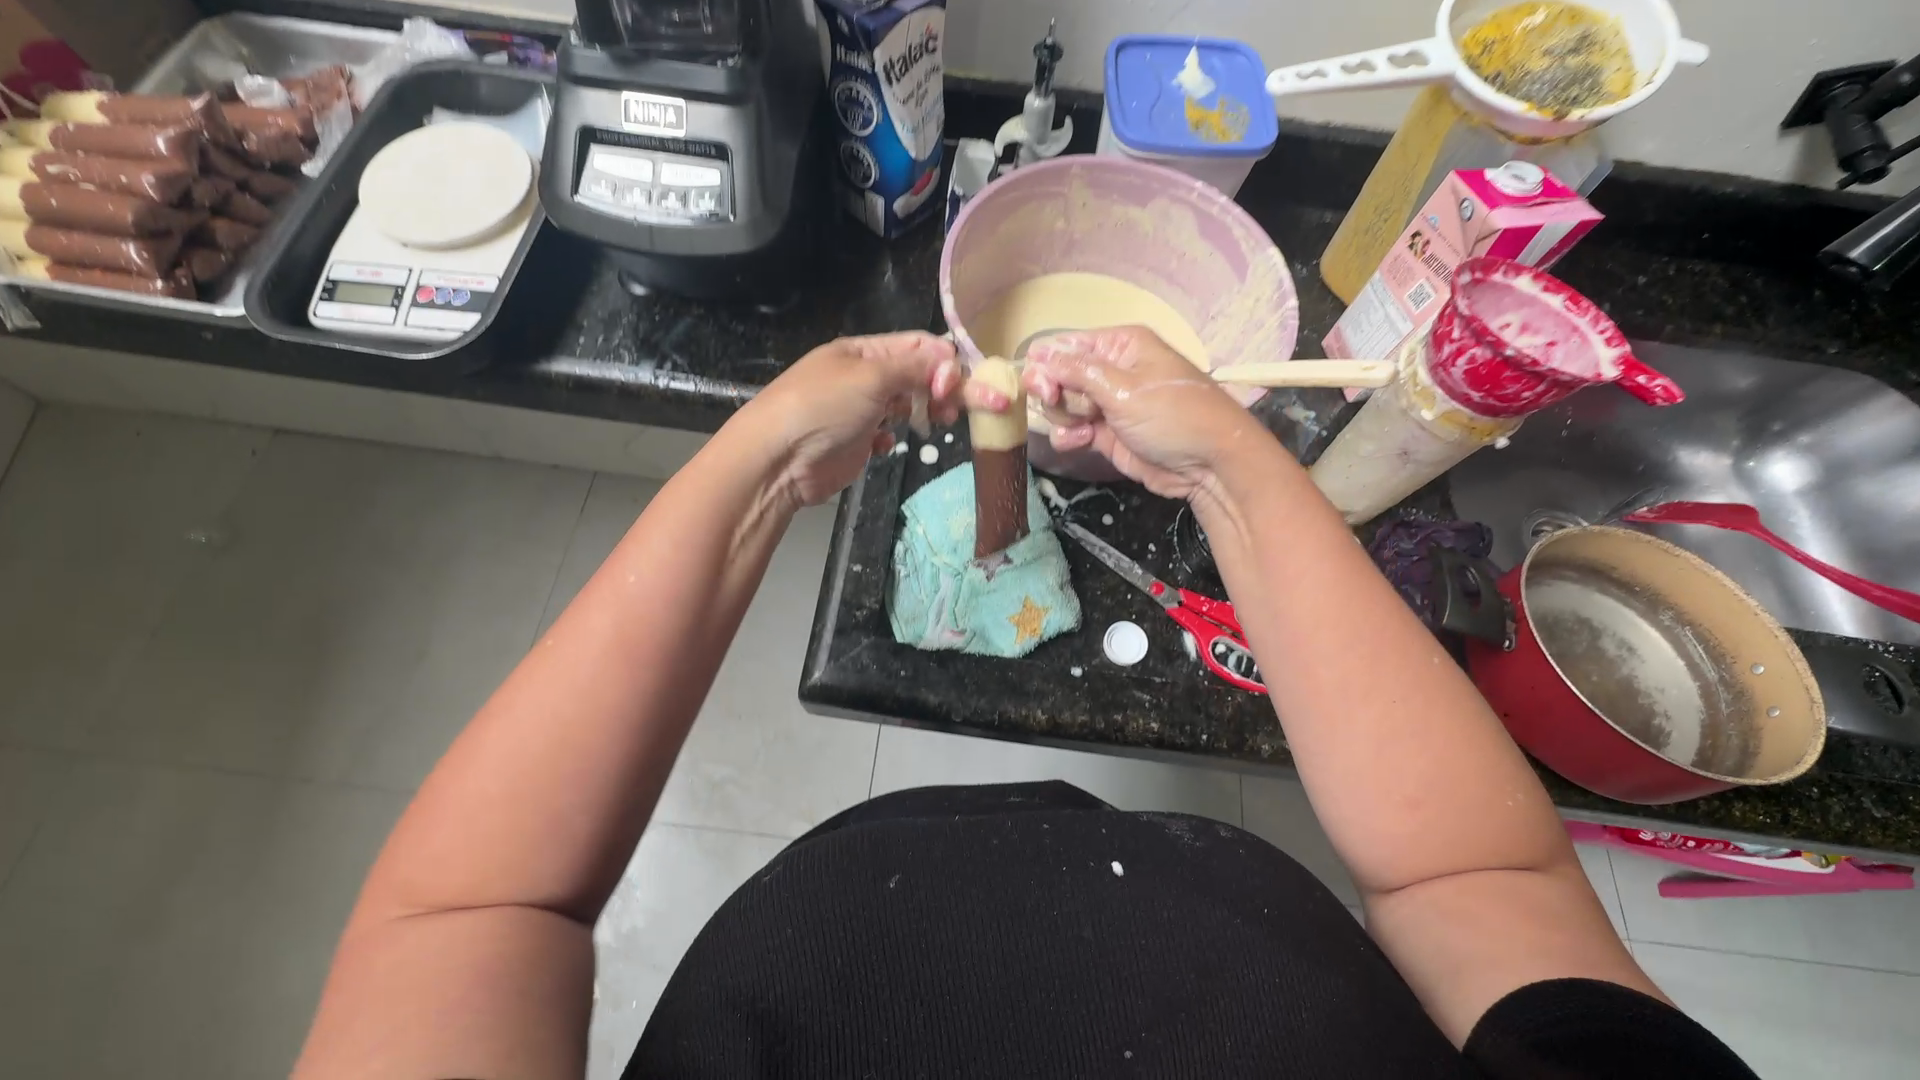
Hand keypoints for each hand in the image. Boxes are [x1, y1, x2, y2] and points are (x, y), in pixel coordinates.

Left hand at [742, 331, 966, 508]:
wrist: (777, 460)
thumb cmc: (822, 408)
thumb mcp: (871, 377)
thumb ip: (914, 368)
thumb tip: (949, 362)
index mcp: (864, 351)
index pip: (918, 346)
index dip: (945, 362)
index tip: (959, 385)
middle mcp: (864, 376)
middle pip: (917, 375)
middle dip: (943, 389)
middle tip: (957, 410)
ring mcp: (860, 410)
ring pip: (907, 405)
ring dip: (925, 412)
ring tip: (939, 424)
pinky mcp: (857, 442)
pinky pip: (888, 433)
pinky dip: (895, 437)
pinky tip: (888, 443)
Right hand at [1021, 326, 1262, 500]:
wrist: (1208, 465)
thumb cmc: (1172, 415)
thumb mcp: (1123, 388)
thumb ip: (1076, 372)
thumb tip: (1038, 355)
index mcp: (1120, 345)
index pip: (1067, 345)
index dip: (1047, 363)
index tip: (1040, 385)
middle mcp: (1111, 370)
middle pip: (1059, 375)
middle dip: (1054, 392)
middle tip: (1057, 404)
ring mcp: (1108, 403)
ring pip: (1062, 405)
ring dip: (1062, 417)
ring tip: (1082, 427)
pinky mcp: (1106, 434)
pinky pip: (1072, 429)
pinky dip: (1070, 436)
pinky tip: (1082, 441)